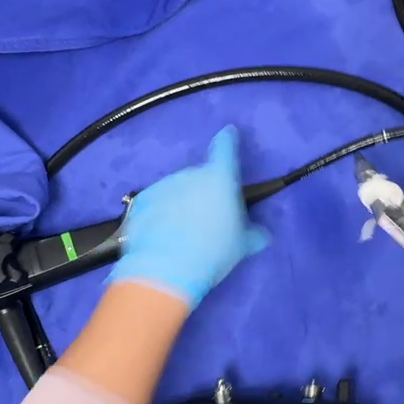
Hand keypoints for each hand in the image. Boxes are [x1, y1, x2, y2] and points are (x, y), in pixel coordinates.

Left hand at [109, 126, 269, 306]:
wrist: (167, 269)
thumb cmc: (213, 252)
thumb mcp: (240, 246)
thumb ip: (252, 235)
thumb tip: (261, 235)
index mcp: (219, 179)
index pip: (226, 149)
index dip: (228, 141)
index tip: (228, 134)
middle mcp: (191, 174)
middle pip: (200, 176)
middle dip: (203, 192)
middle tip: (205, 218)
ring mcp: (163, 185)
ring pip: (176, 190)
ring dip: (180, 203)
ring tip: (181, 232)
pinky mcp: (142, 200)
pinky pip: (155, 203)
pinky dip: (159, 214)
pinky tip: (161, 235)